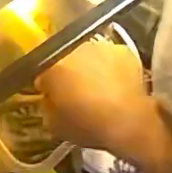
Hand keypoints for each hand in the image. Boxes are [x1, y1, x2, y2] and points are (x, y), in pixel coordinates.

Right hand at [36, 39, 171, 170]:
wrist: (130, 122)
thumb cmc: (88, 126)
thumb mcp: (55, 125)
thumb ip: (47, 105)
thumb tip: (50, 96)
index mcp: (52, 66)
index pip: (41, 70)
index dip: (47, 84)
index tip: (53, 95)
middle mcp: (74, 49)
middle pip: (66, 58)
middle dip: (69, 72)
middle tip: (77, 92)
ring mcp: (100, 46)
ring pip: (89, 55)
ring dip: (90, 67)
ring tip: (99, 88)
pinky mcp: (122, 50)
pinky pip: (110, 57)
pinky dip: (111, 67)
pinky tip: (117, 84)